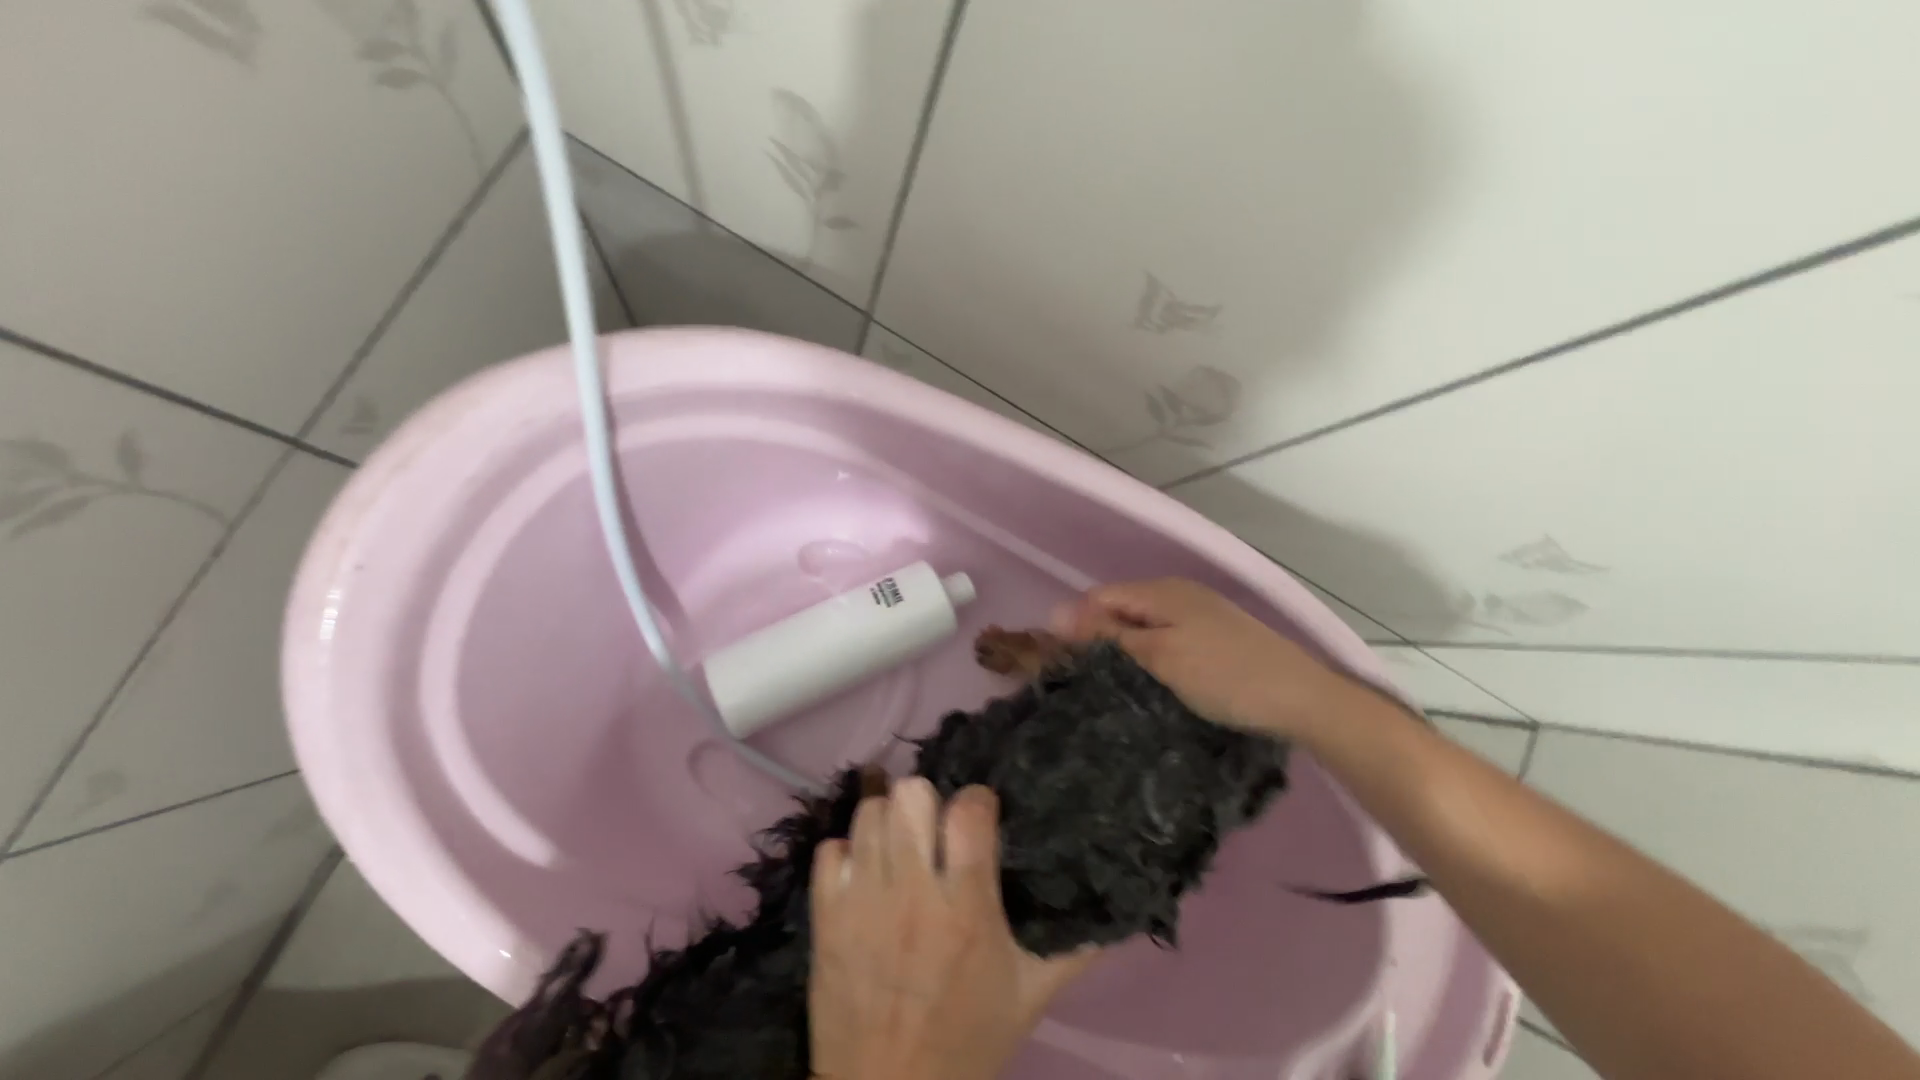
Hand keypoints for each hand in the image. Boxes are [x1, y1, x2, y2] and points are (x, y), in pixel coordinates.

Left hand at [809, 778, 1096, 1079]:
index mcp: (967, 908)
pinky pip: (828, 851)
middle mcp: (913, 892)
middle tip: (936, 829)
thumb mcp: (1031, 996)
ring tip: (900, 845)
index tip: (982, 816)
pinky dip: (847, 852)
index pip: (969, 811)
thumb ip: (1073, 950)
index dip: (979, 802)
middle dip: (928, 803)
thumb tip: (1112, 916)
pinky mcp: (826, 917)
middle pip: (912, 797)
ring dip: (888, 821)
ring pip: (868, 814)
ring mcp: (863, 901)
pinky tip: (864, 873)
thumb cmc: (968, 1041)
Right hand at [1051, 578, 1367, 741]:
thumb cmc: (1224, 676)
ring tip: (1113, 688)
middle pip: (1120, 610)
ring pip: (1143, 627)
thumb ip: (1108, 634)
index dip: (1074, 627)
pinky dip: (1151, 659)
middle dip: (1098, 641)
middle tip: (1085, 684)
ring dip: (1124, 653)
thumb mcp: (1158, 655)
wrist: (1301, 698)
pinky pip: (1166, 640)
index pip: (1097, 598)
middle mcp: (1178, 594)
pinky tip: (1151, 685)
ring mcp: (1200, 615)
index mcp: (1161, 591)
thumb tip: (1054, 613)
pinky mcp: (1215, 638)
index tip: (1063, 668)